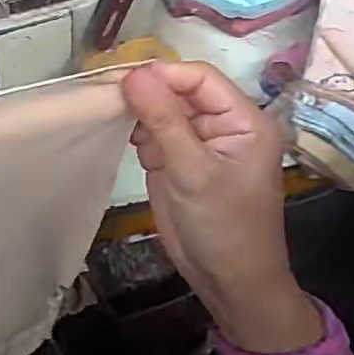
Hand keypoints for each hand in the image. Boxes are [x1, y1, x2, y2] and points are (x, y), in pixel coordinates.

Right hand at [122, 62, 319, 352]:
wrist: (227, 280)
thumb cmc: (223, 227)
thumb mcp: (193, 171)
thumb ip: (163, 120)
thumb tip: (134, 74)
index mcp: (244, 120)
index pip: (199, 79)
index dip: (162, 75)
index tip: (120, 81)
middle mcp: (222, 124)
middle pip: (178, 91)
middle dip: (147, 96)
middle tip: (109, 100)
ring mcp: (198, 142)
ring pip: (161, 110)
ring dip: (140, 117)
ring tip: (124, 131)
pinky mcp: (178, 159)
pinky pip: (153, 133)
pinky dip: (139, 137)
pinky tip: (136, 150)